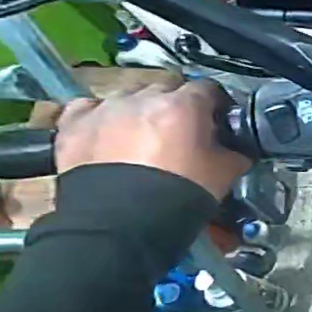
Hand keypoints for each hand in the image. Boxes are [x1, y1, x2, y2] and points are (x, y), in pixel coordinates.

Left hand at [53, 80, 250, 200]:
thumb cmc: (179, 194)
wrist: (122, 223)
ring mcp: (105, 110)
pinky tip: (106, 130)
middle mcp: (144, 99)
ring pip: (128, 95)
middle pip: (166, 87)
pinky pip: (87, 107)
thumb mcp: (225, 172)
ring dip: (139, 108)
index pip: (207, 88)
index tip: (217, 118)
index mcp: (184, 105)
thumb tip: (238, 149)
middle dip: (175, 103)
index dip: (215, 103)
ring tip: (142, 134)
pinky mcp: (73, 126)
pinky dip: (99, 116)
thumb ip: (234, 151)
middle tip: (181, 129)